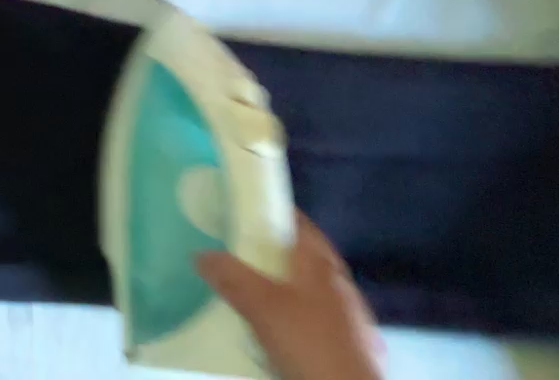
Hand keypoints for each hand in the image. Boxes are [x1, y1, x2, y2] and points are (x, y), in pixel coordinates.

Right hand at [197, 213, 383, 379]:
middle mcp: (342, 286)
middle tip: (245, 249)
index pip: (301, 225)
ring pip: (317, 292)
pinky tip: (285, 331)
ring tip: (260, 291)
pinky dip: (302, 318)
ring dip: (291, 287)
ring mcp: (354, 321)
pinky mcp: (358, 351)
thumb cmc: (308, 342)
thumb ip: (228, 275)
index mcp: (320, 266)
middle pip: (309, 258)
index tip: (250, 206)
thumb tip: (201, 254)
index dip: (278, 211)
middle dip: (280, 252)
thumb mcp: (258, 305)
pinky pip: (323, 323)